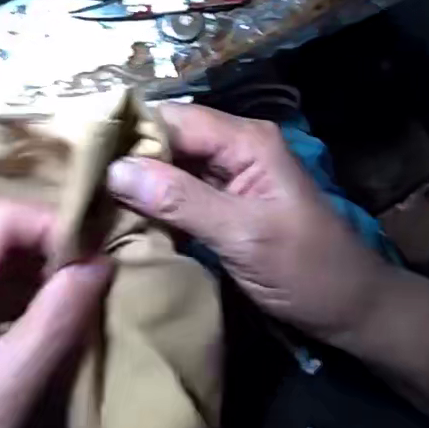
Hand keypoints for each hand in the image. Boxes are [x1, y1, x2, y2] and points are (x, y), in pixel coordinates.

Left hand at [0, 204, 112, 427]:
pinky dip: (28, 288)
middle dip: (50, 243)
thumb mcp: (3, 399)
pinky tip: (56, 308)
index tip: (96, 253)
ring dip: (42, 265)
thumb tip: (102, 261)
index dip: (50, 225)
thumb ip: (54, 323)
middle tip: (96, 269)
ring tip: (84, 287)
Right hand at [105, 103, 394, 345]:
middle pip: (171, 138)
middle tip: (77, 178)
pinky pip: (181, 189)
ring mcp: (230, 174)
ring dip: (137, 178)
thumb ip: (180, 199)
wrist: (351, 308)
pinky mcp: (225, 202)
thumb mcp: (243, 235)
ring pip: (172, 164)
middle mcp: (236, 147)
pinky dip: (153, 199)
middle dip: (128, 155)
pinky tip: (121, 213)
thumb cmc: (307, 269)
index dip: (130, 131)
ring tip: (87, 194)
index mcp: (247, 141)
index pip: (176, 119)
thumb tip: (115, 170)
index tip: (80, 153)